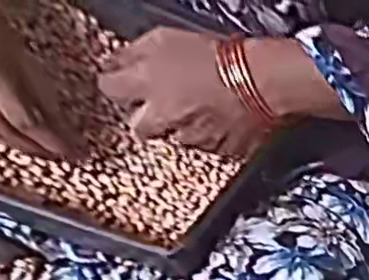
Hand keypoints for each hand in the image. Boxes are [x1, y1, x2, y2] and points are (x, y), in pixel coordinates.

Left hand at [97, 28, 268, 157]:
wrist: (258, 84)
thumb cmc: (215, 58)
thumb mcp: (162, 39)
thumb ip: (133, 54)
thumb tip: (118, 63)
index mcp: (146, 86)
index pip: (110, 90)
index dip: (116, 84)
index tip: (123, 82)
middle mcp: (166, 119)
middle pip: (140, 128)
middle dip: (145, 117)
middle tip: (157, 105)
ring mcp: (195, 139)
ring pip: (176, 138)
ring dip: (179, 128)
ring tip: (195, 110)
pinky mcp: (221, 151)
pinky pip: (208, 146)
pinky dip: (208, 136)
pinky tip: (217, 120)